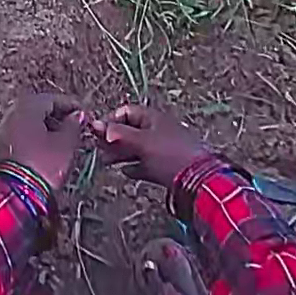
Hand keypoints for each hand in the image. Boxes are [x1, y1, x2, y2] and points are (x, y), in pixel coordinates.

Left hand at [3, 93, 86, 191]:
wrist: (15, 192)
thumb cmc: (41, 165)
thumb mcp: (64, 145)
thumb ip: (73, 127)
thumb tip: (77, 117)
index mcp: (28, 107)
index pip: (52, 99)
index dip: (70, 106)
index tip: (83, 114)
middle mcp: (13, 113)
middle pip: (39, 108)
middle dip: (58, 116)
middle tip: (75, 125)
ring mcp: (5, 129)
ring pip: (30, 121)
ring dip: (47, 127)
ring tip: (64, 139)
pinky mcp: (2, 145)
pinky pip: (23, 133)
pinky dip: (37, 136)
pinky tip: (48, 148)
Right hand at [92, 104, 210, 187]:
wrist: (200, 182)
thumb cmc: (170, 155)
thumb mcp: (141, 141)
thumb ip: (117, 133)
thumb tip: (95, 125)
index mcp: (153, 119)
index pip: (126, 111)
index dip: (111, 119)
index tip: (99, 131)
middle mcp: (158, 131)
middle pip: (130, 130)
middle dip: (113, 138)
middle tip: (99, 146)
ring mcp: (163, 150)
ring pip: (136, 148)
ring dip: (121, 153)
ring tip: (107, 160)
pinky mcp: (167, 167)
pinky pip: (146, 164)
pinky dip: (135, 166)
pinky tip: (126, 171)